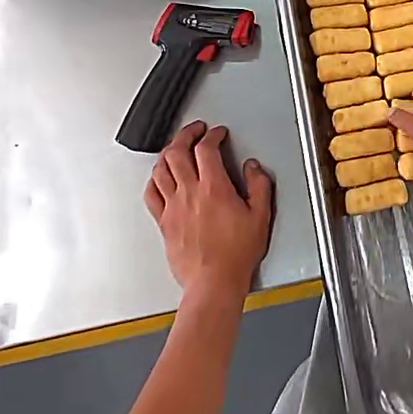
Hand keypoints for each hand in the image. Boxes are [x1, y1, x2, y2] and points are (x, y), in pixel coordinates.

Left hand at [143, 121, 273, 303]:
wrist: (214, 282)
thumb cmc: (236, 254)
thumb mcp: (261, 216)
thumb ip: (259, 186)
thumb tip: (253, 168)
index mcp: (214, 189)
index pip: (206, 149)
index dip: (212, 136)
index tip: (218, 134)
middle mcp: (189, 194)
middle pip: (177, 152)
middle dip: (186, 135)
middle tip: (195, 131)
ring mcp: (173, 207)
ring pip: (160, 169)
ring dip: (168, 153)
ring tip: (177, 148)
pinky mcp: (164, 222)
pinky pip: (151, 193)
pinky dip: (154, 179)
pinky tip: (160, 177)